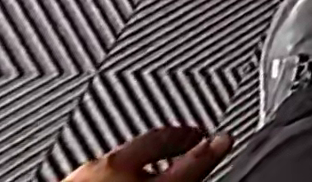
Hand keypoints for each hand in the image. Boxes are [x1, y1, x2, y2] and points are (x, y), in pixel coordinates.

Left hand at [60, 126, 230, 181]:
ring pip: (108, 180)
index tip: (206, 139)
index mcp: (118, 156)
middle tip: (180, 170)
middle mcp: (89, 169)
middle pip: (134, 158)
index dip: (190, 136)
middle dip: (158, 164)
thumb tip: (223, 139)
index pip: (164, 134)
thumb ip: (194, 162)